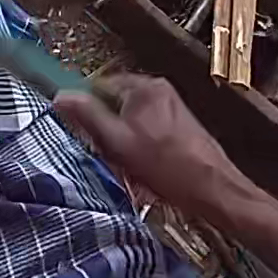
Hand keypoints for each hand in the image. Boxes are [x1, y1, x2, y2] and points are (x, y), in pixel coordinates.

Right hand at [55, 75, 266, 229]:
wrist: (218, 192)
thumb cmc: (166, 166)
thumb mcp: (119, 142)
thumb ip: (87, 116)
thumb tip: (59, 95)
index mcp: (142, 85)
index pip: (99, 86)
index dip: (90, 111)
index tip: (91, 137)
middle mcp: (158, 87)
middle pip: (116, 102)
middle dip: (110, 128)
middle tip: (112, 154)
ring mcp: (172, 104)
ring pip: (132, 118)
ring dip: (125, 140)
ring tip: (131, 166)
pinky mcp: (182, 123)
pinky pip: (149, 127)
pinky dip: (142, 145)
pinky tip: (148, 169)